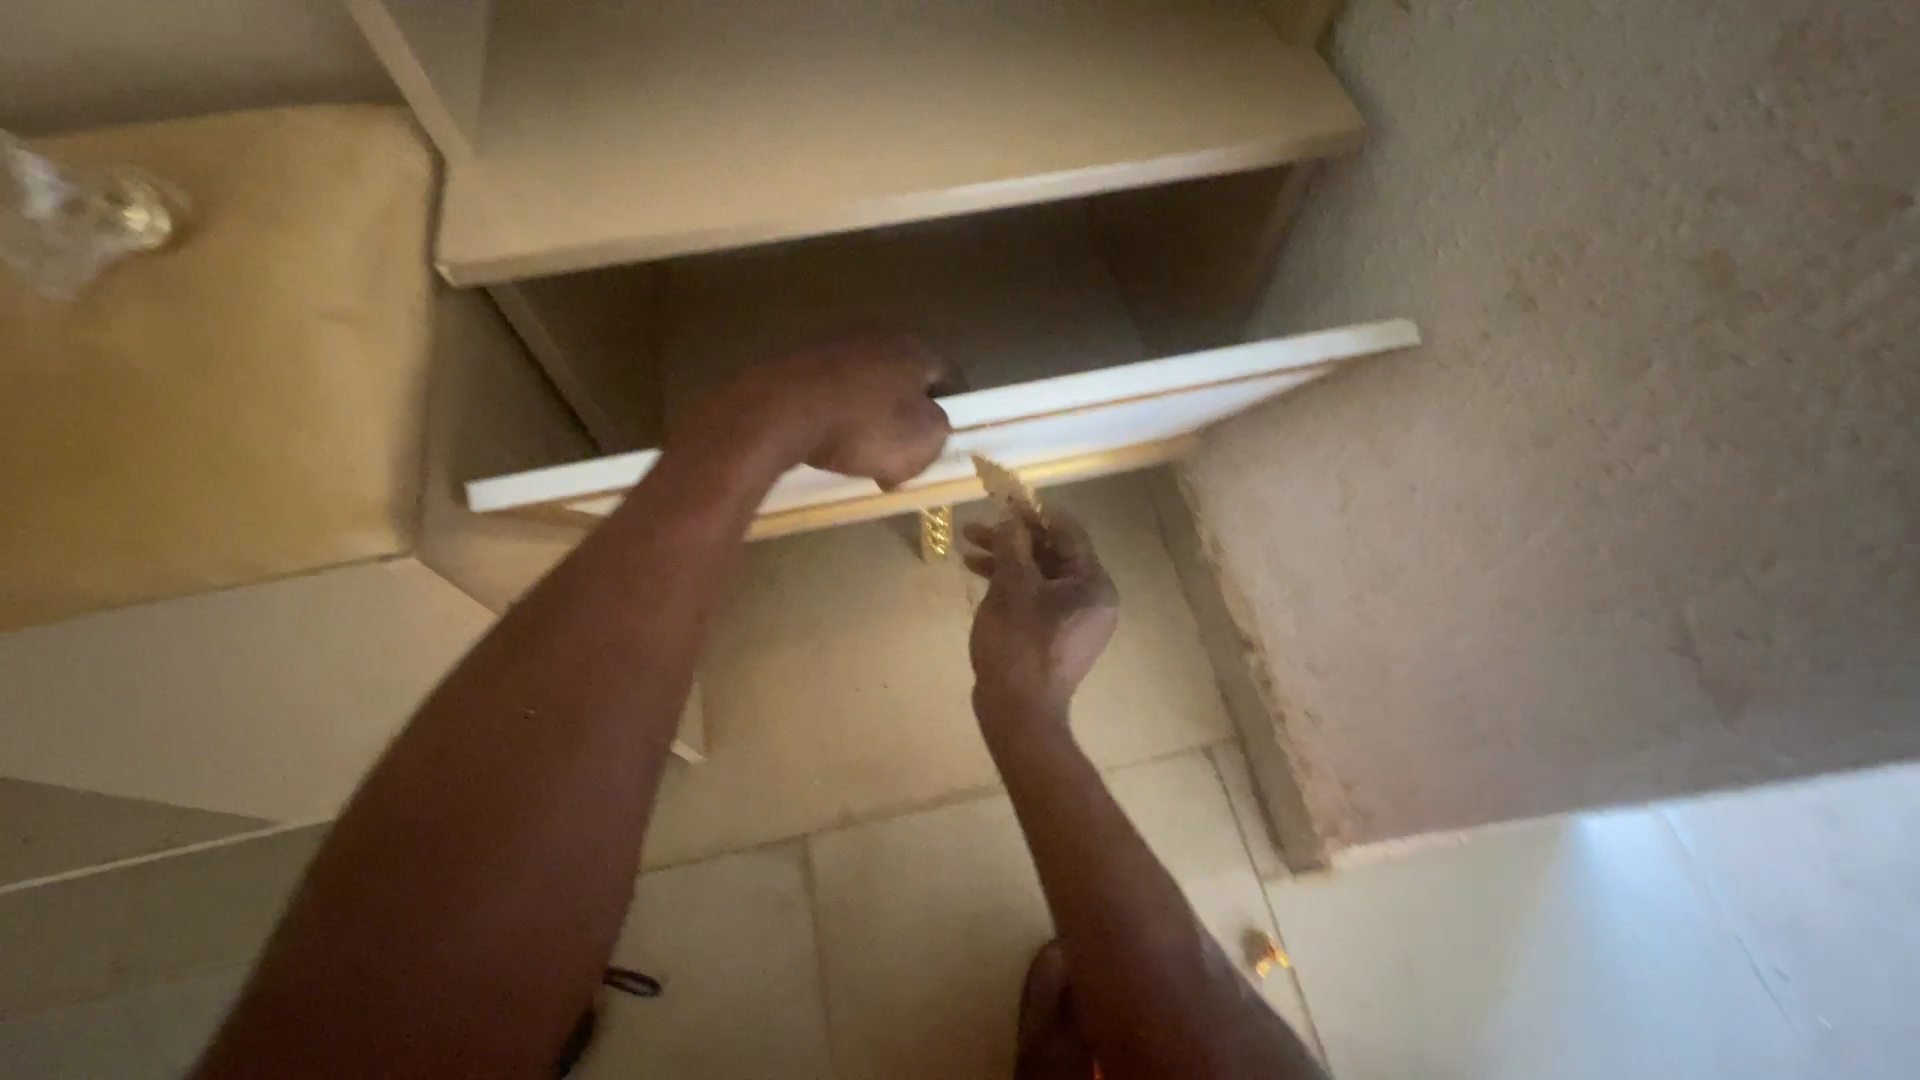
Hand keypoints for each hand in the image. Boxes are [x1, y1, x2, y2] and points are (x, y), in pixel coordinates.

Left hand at [681, 331, 951, 489]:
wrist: (781, 409)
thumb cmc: (864, 426)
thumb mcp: (923, 442)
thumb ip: (938, 436)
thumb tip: (924, 439)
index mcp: (916, 348)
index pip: (950, 378)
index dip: (954, 413)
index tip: (945, 444)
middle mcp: (878, 334)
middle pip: (905, 379)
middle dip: (906, 416)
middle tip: (903, 453)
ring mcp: (833, 343)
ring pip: (866, 384)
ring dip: (869, 415)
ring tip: (861, 453)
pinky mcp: (797, 358)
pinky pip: (830, 390)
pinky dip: (834, 413)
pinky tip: (826, 440)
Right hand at [964, 510, 1119, 724]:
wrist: (1018, 712)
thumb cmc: (1019, 644)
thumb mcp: (1012, 586)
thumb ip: (1012, 545)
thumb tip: (1011, 519)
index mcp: (1093, 584)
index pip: (1068, 532)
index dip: (1033, 513)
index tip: (1002, 502)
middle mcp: (1092, 599)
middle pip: (1052, 554)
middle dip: (1012, 539)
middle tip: (974, 528)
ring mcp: (1075, 620)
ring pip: (1040, 577)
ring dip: (1006, 561)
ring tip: (967, 550)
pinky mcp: (1057, 637)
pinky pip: (1037, 599)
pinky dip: (1011, 586)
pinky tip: (980, 577)